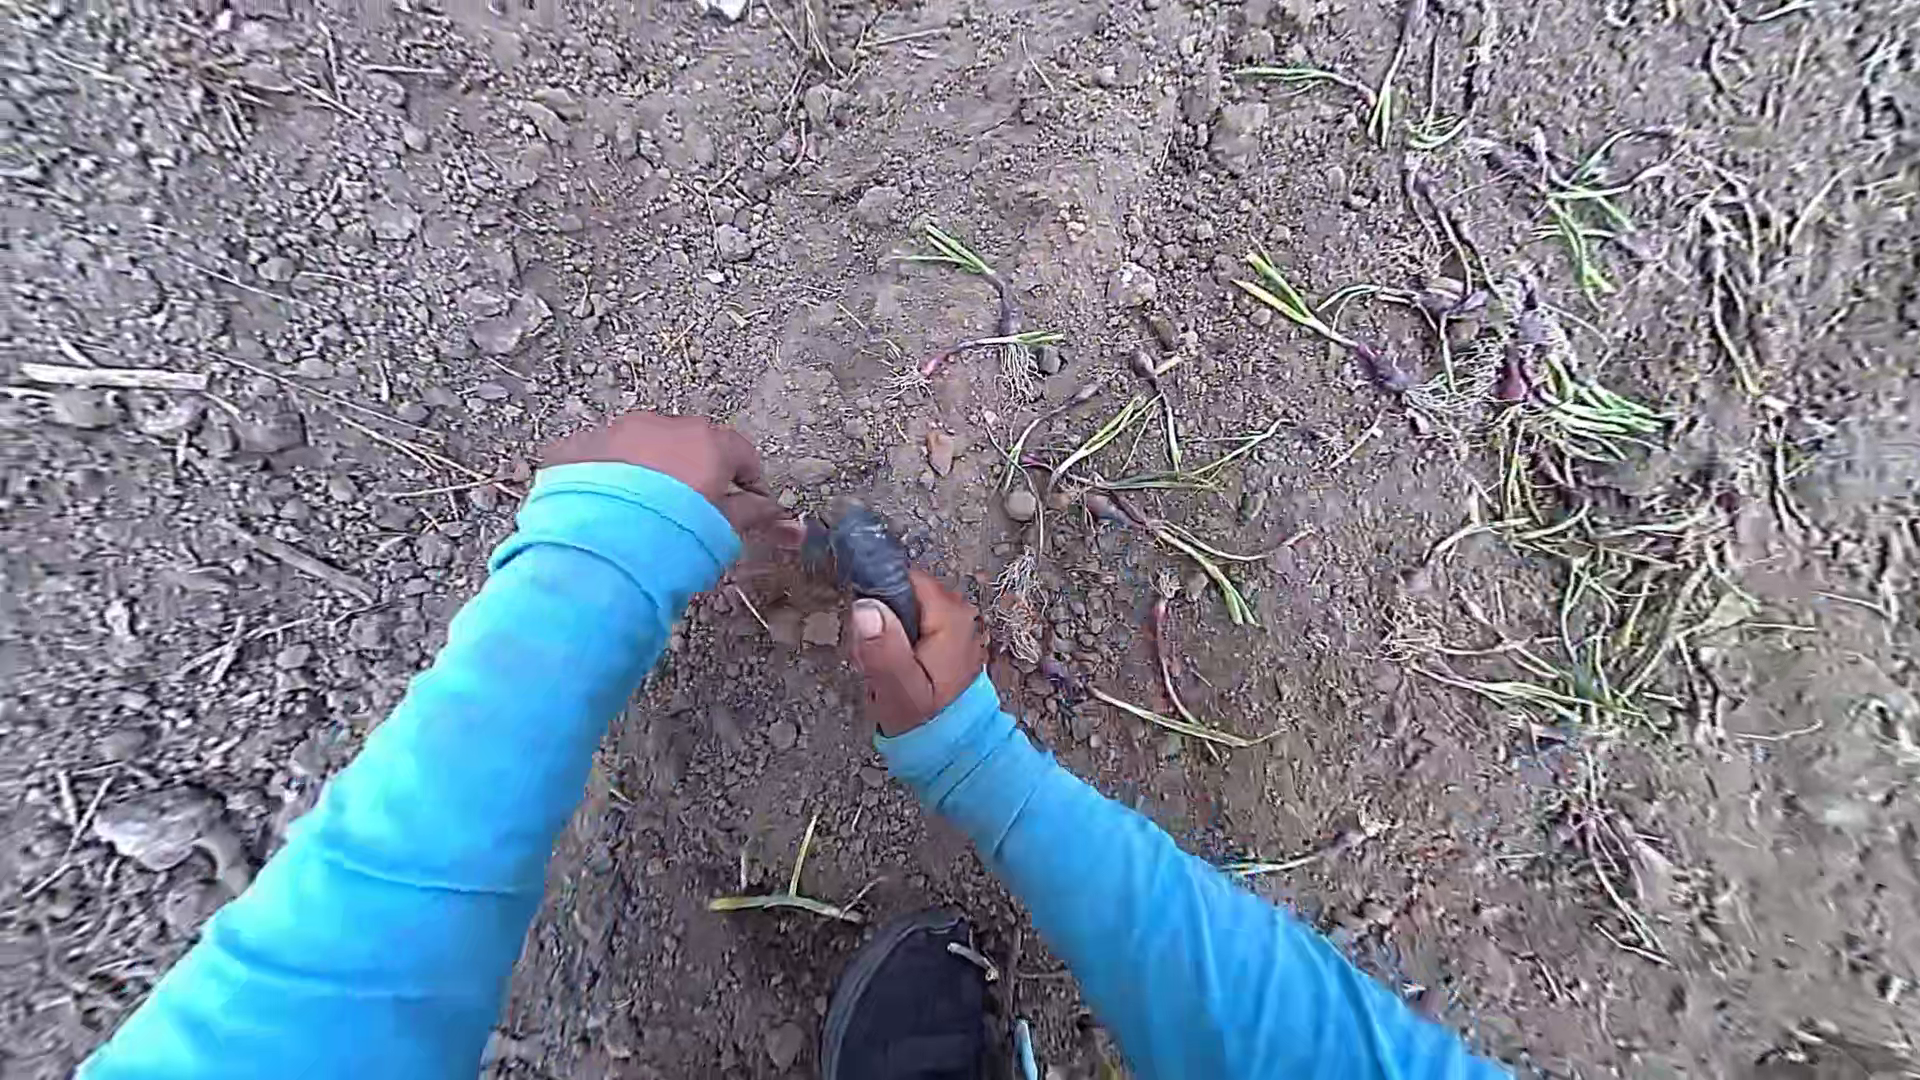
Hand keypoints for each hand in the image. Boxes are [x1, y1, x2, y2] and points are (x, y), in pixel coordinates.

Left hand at [542, 412, 780, 535]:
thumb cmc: (674, 533)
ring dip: (655, 470)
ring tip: (650, 511)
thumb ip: (754, 514)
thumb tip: (775, 513)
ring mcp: (618, 432)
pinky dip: (614, 475)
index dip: (749, 483)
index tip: (748, 505)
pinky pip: (605, 456)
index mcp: (708, 442)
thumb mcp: (725, 528)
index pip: (743, 455)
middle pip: (693, 446)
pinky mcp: (579, 447)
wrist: (603, 547)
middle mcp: (664, 426)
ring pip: (647, 447)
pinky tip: (614, 507)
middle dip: (699, 472)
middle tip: (697, 510)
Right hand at [845, 570, 986, 736]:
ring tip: (885, 671)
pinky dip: (898, 647)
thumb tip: (866, 606)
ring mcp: (954, 624)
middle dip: (879, 625)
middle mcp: (957, 612)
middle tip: (875, 661)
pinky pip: (911, 627)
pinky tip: (896, 671)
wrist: (954, 750)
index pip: (900, 578)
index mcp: (949, 615)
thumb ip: (883, 647)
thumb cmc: (927, 721)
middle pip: (900, 595)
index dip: (876, 603)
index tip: (869, 635)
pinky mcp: (947, 637)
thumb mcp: (898, 688)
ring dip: (886, 639)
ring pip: (902, 612)